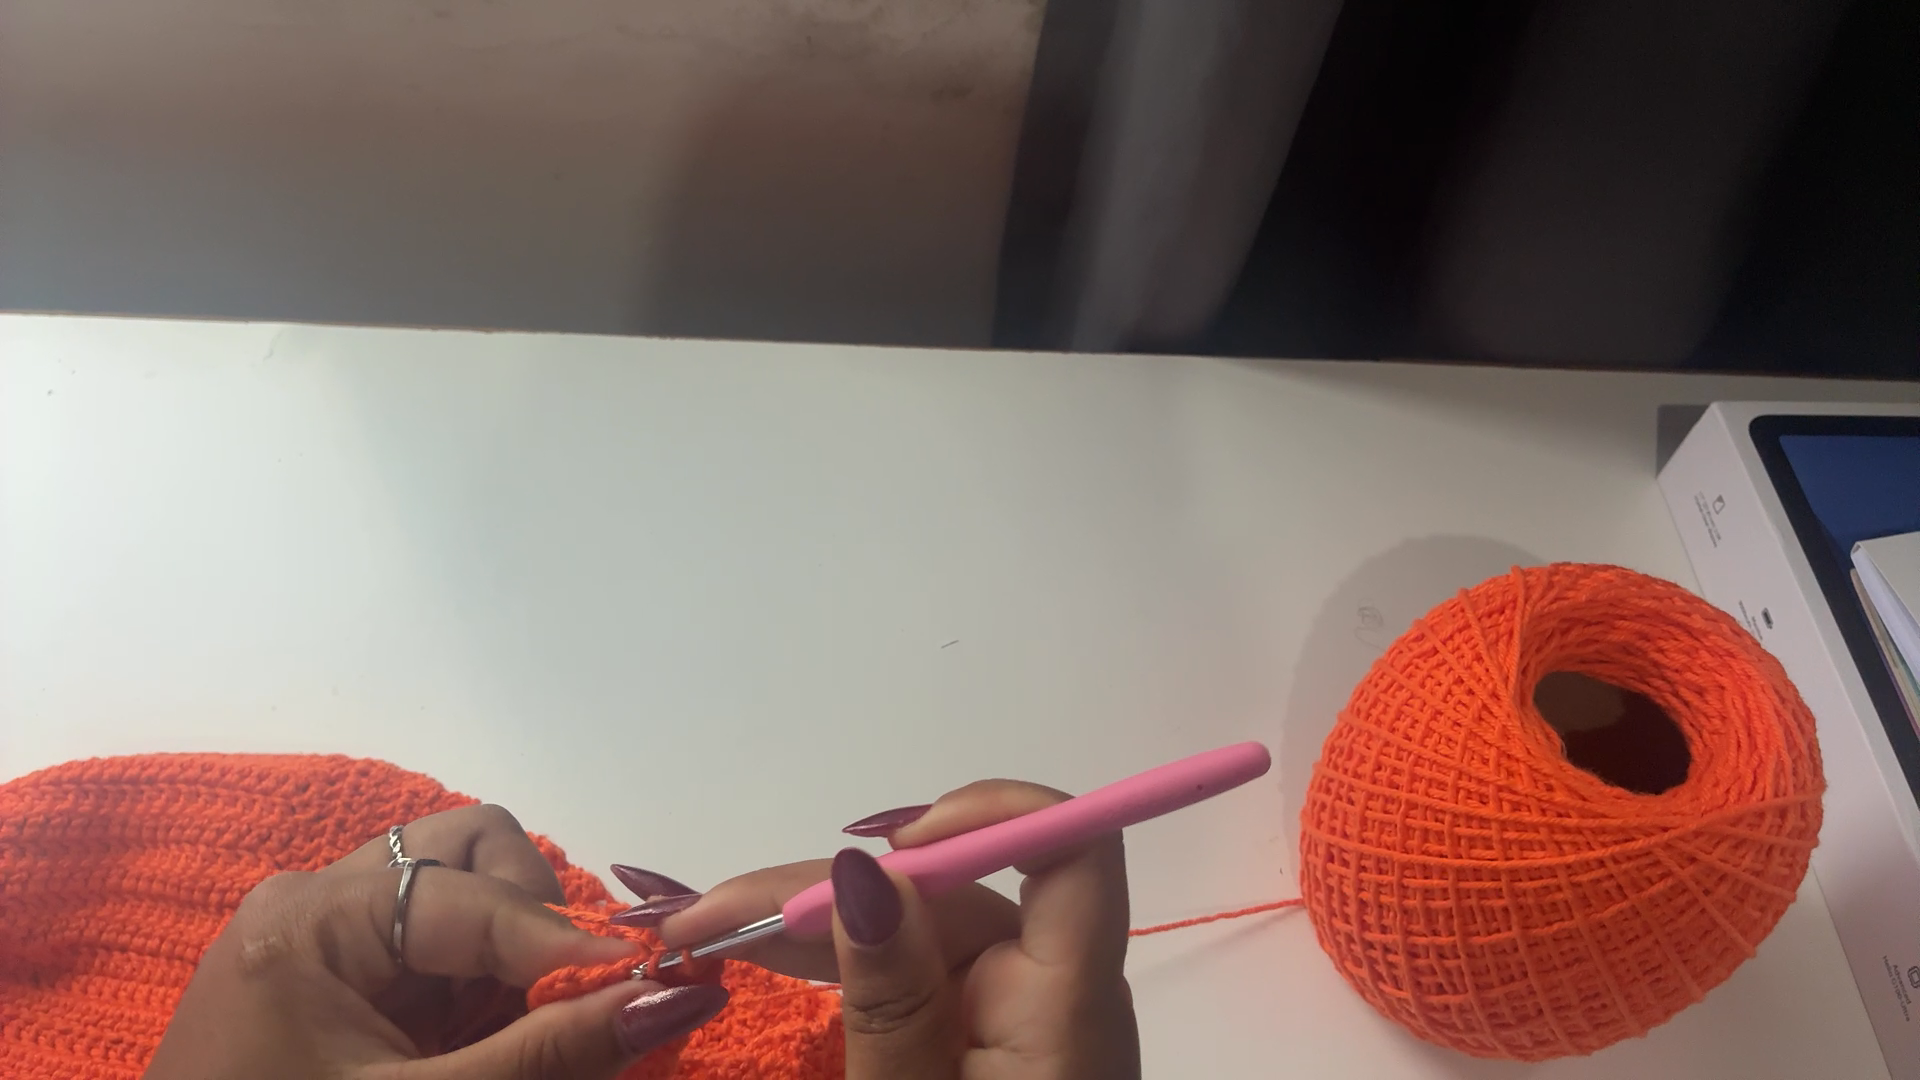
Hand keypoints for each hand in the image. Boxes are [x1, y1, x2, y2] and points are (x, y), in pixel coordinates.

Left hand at [146, 804, 728, 1079]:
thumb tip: (685, 996)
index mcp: (309, 923)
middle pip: (477, 847)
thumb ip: (554, 1050)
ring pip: (470, 874)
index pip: (478, 894)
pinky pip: (449, 919)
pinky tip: (472, 1024)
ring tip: (504, 1015)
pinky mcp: (341, 953)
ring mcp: (326, 920)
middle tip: (549, 989)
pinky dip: (485, 963)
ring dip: (512, 938)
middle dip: (532, 914)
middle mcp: (316, 896)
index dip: (562, 938)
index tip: (638, 979)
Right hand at [656, 781, 1142, 1078]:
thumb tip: (864, 873)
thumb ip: (894, 1009)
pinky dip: (845, 955)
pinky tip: (773, 954)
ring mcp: (1014, 1005)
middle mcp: (1051, 987)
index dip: (995, 812)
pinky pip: (917, 962)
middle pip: (958, 887)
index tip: (891, 840)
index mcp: (1066, 1011)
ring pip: (922, 920)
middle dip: (838, 886)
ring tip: (711, 932)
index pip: (1075, 854)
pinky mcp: (983, 1023)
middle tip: (714, 916)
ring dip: (821, 918)